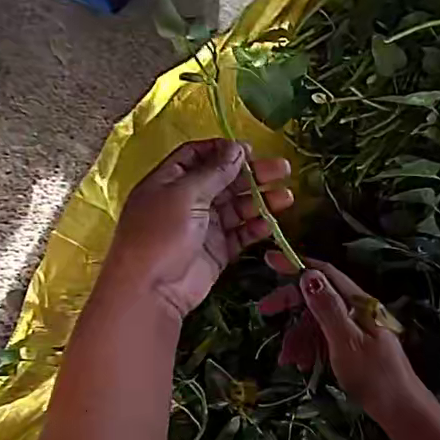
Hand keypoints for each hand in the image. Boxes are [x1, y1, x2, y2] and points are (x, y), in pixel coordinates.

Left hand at [102, 139, 292, 318]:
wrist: (152, 289)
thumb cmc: (160, 235)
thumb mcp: (185, 194)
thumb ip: (214, 172)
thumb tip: (236, 149)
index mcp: (170, 180)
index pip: (198, 155)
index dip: (223, 150)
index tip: (250, 150)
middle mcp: (188, 200)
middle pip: (225, 180)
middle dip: (253, 174)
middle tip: (283, 169)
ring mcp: (204, 226)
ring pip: (238, 207)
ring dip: (261, 200)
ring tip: (287, 197)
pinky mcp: (218, 250)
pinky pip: (241, 233)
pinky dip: (256, 227)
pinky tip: (272, 223)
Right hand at [257, 255, 426, 423]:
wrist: (401, 410)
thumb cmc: (375, 377)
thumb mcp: (346, 342)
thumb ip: (328, 308)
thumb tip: (308, 275)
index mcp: (359, 304)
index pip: (326, 274)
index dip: (297, 265)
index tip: (269, 260)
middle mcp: (359, 311)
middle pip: (319, 296)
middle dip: (291, 303)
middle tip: (264, 311)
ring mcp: (357, 330)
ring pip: (319, 321)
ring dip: (299, 335)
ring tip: (287, 358)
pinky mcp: (355, 348)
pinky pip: (326, 339)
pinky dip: (310, 348)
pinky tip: (302, 365)